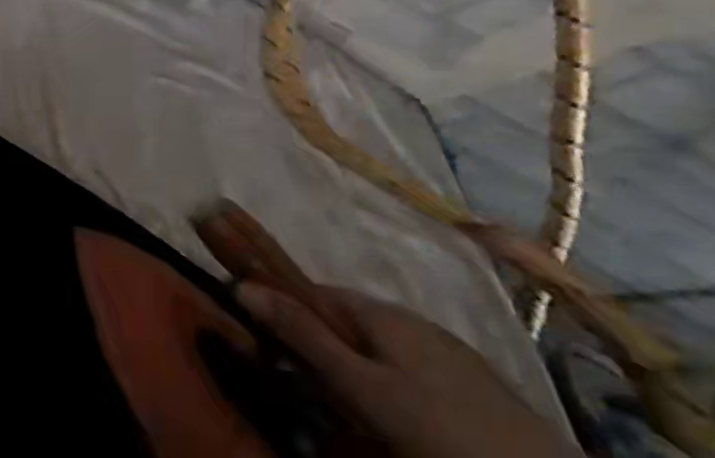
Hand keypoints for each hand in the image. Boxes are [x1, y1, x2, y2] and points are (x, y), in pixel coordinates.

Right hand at [239, 282, 583, 457]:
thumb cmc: (442, 429)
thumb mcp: (363, 387)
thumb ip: (305, 336)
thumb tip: (240, 284)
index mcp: (384, 312)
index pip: (315, 291)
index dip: (287, 309)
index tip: (266, 341)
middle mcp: (415, 321)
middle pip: (348, 321)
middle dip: (322, 345)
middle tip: (307, 385)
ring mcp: (450, 354)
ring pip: (380, 348)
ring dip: (356, 368)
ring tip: (348, 409)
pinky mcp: (474, 387)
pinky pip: (411, 372)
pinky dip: (390, 385)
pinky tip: (395, 418)